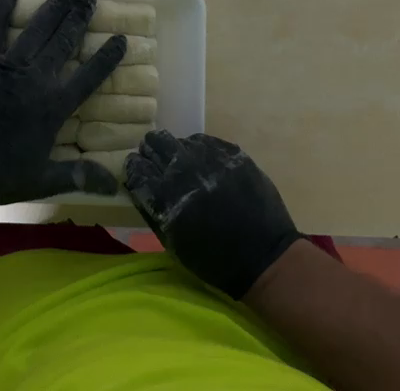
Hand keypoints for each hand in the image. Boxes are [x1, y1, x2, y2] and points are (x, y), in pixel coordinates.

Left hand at [0, 0, 128, 205]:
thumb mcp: (43, 179)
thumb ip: (79, 175)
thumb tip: (116, 185)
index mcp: (54, 105)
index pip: (89, 76)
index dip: (107, 57)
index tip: (121, 38)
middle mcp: (37, 77)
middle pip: (64, 41)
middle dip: (80, 17)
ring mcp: (9, 64)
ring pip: (38, 28)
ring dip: (54, 7)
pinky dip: (3, 7)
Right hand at [125, 131, 301, 298]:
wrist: (264, 258)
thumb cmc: (213, 259)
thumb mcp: (172, 241)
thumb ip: (151, 209)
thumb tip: (138, 185)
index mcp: (166, 195)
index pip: (137, 167)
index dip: (135, 167)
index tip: (137, 170)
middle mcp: (185, 169)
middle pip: (156, 143)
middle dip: (152, 150)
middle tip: (156, 159)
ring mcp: (210, 158)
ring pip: (182, 140)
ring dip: (177, 150)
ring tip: (183, 164)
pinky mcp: (233, 153)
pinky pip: (207, 142)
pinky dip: (200, 150)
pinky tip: (204, 163)